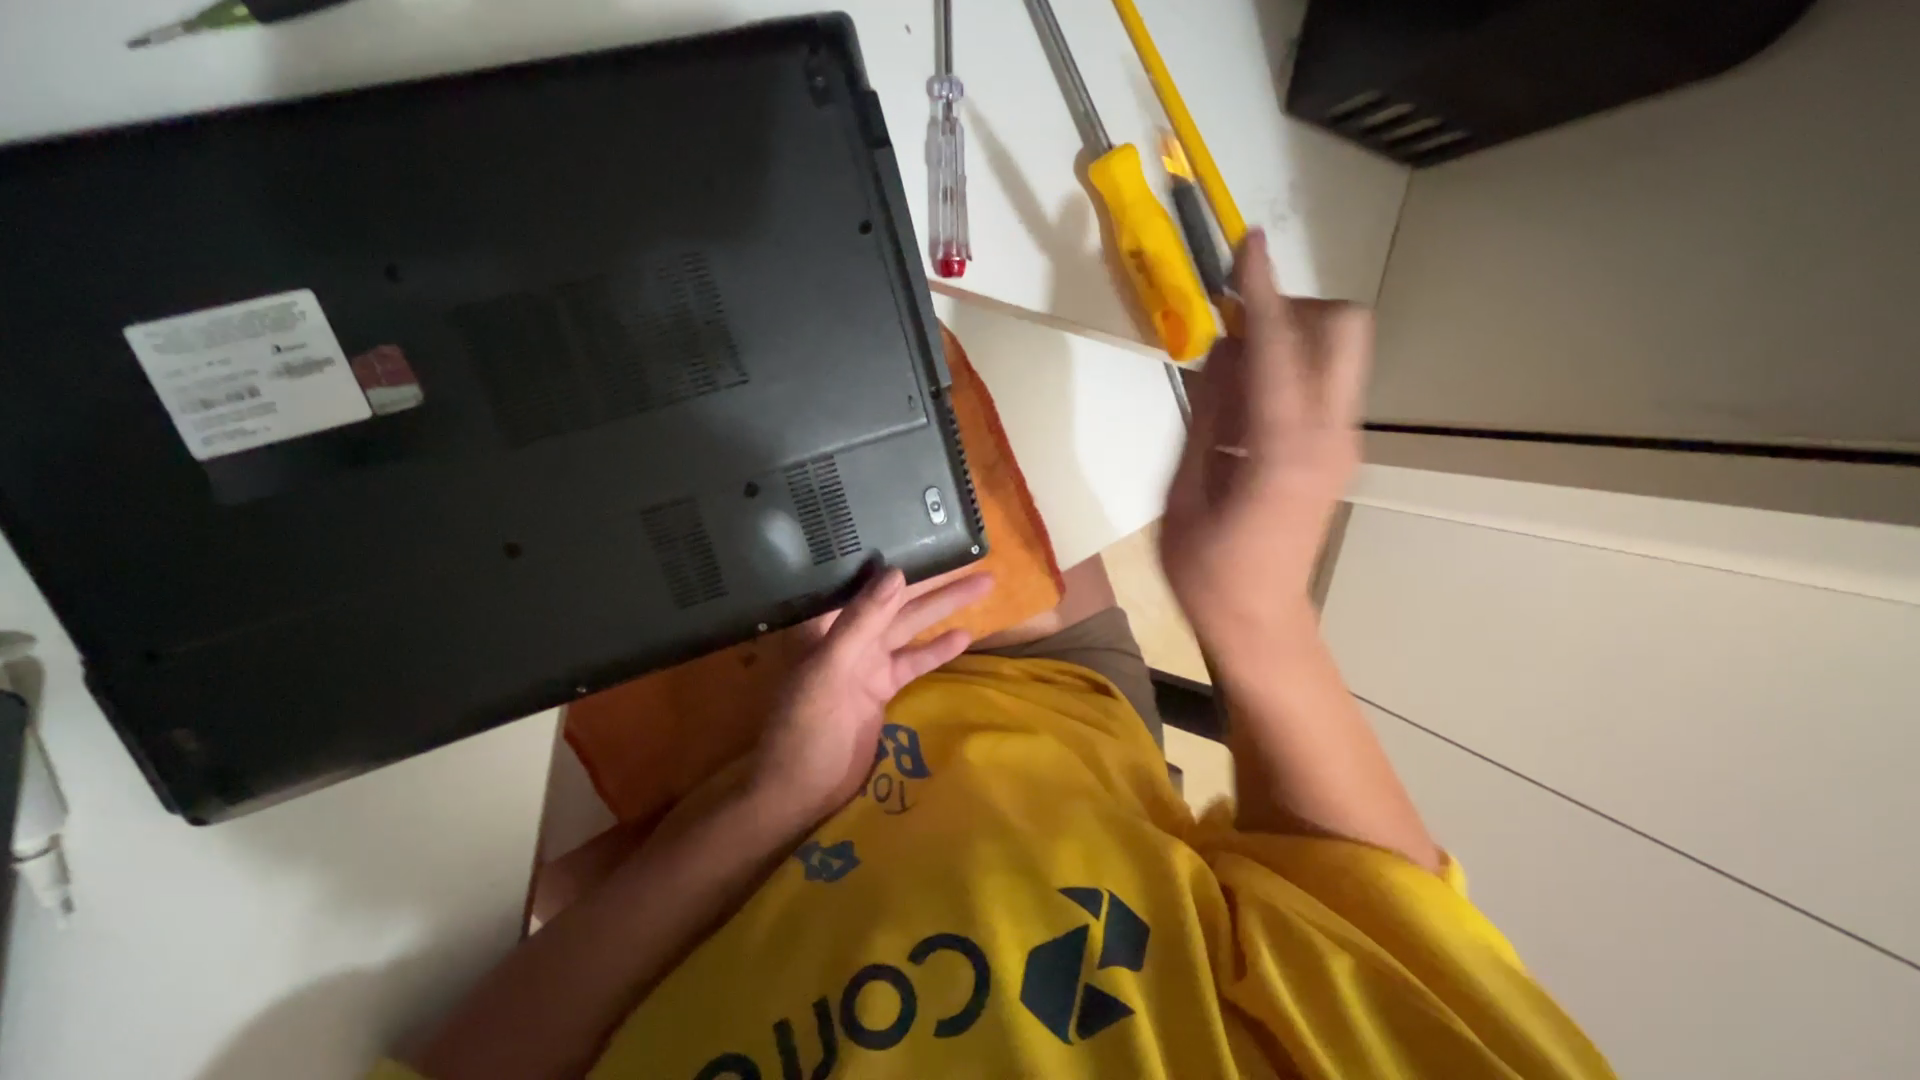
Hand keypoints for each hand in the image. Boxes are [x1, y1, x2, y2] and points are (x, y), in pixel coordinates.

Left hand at [751, 568, 992, 819]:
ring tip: (983, 585)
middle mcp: (847, 637)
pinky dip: (937, 650)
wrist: (800, 789)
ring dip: (944, 610)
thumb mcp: (831, 669)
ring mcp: (866, 664)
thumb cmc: (805, 728)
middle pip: (897, 602)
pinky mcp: (881, 688)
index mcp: (826, 625)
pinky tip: (965, 635)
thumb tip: (896, 573)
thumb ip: (862, 621)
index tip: (930, 536)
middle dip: (936, 584)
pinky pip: (913, 662)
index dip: (897, 558)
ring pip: (911, 628)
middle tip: (977, 562)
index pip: (864, 580)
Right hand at [1160, 229, 1371, 670]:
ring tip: (1228, 379)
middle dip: (1294, 307)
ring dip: (1289, 338)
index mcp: (1283, 446)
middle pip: (1343, 326)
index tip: (1249, 242)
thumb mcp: (1184, 491)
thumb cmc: (1207, 569)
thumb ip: (1207, 415)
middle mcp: (1329, 434)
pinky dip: (1288, 371)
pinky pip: (1323, 384)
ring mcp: (1342, 443)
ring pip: (1338, 350)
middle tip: (1238, 333)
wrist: (1259, 621)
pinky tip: (1242, 409)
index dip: (1262, 287)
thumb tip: (1219, 348)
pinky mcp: (1338, 452)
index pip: (1279, 343)